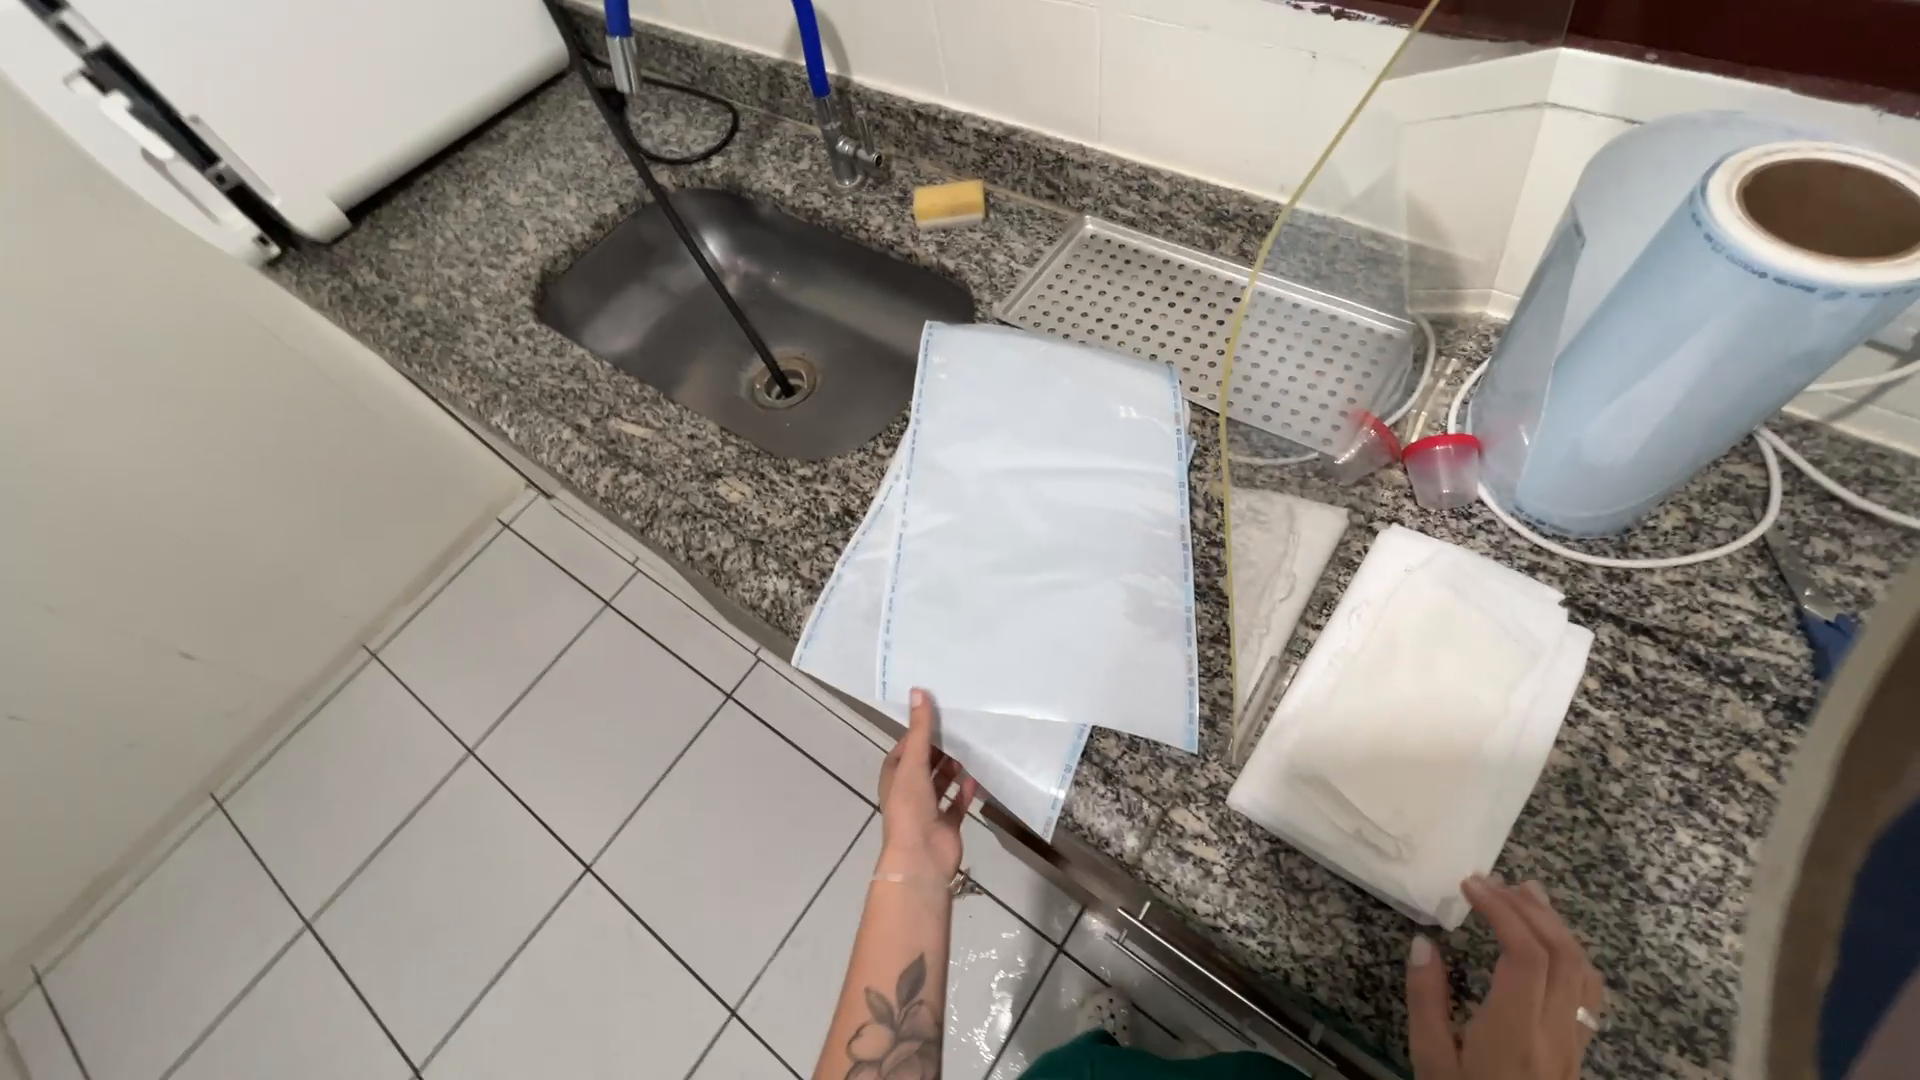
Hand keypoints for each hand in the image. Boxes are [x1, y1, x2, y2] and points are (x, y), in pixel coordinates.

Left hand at [875, 688, 977, 888]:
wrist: (920, 856)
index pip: (905, 748)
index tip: (937, 715)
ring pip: (941, 783)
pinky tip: (976, 776)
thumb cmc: (910, 806)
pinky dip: (965, 791)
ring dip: (952, 769)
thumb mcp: (913, 762)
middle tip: (959, 728)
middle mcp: (909, 792)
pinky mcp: (946, 824)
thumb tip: (918, 690)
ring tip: (969, 748)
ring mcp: (927, 810)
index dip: (918, 733)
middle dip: (939, 749)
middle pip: (925, 765)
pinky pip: (957, 803)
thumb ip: (920, 729)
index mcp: (894, 777)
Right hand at [1406, 875, 1603, 1079]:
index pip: (1525, 956)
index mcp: (1514, 1032)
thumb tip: (1423, 942)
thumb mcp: (1430, 1061)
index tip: (1468, 885)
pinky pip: (1588, 994)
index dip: (1501, 911)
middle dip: (1529, 908)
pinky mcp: (1577, 1052)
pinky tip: (1549, 943)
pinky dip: (1571, 954)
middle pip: (1563, 956)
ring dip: (1557, 926)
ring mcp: (1573, 1044)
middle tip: (1491, 881)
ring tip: (1526, 894)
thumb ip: (1427, 1000)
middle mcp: (1554, 1033)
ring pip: (1585, 973)